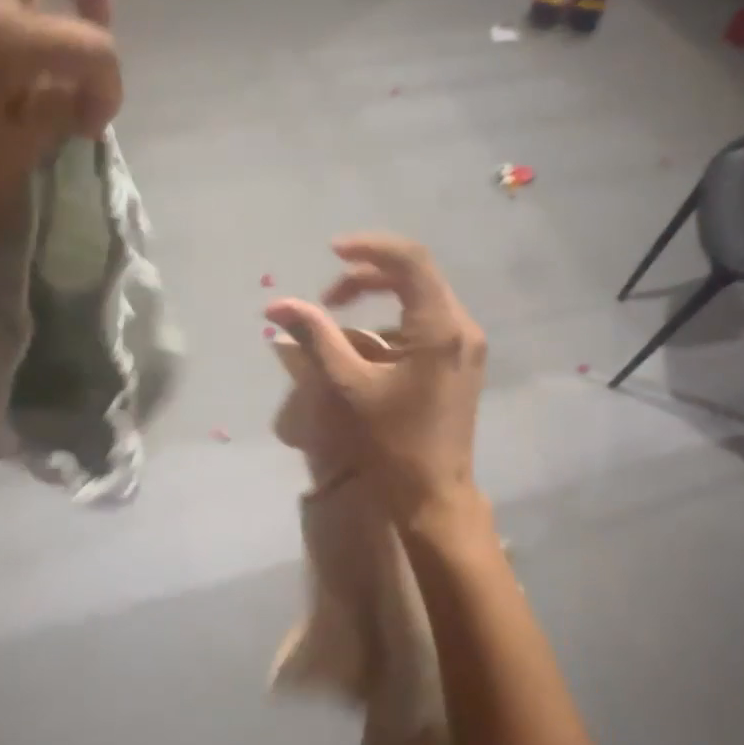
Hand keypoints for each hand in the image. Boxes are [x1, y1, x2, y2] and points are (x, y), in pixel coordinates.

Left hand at [0, 0, 121, 245]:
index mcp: (4, 35)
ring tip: (45, 74)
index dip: (110, 84)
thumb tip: (83, 95)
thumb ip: (61, 109)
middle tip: (92, 36)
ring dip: (46, 9)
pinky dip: (9, 23)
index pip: (90, 43)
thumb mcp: (16, 150)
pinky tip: (2, 78)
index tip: (97, 121)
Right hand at [266, 236, 486, 514]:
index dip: (368, 248)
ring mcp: (467, 347)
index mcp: (440, 328)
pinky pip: (427, 324)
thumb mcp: (347, 387)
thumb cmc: (392, 444)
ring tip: (339, 320)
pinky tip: (366, 348)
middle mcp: (462, 328)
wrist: (434, 497)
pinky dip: (393, 322)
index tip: (330, 253)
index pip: (410, 261)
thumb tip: (277, 305)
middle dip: (367, 276)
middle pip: (416, 276)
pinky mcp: (462, 364)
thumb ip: (315, 337)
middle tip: (328, 296)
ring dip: (379, 299)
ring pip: (422, 299)